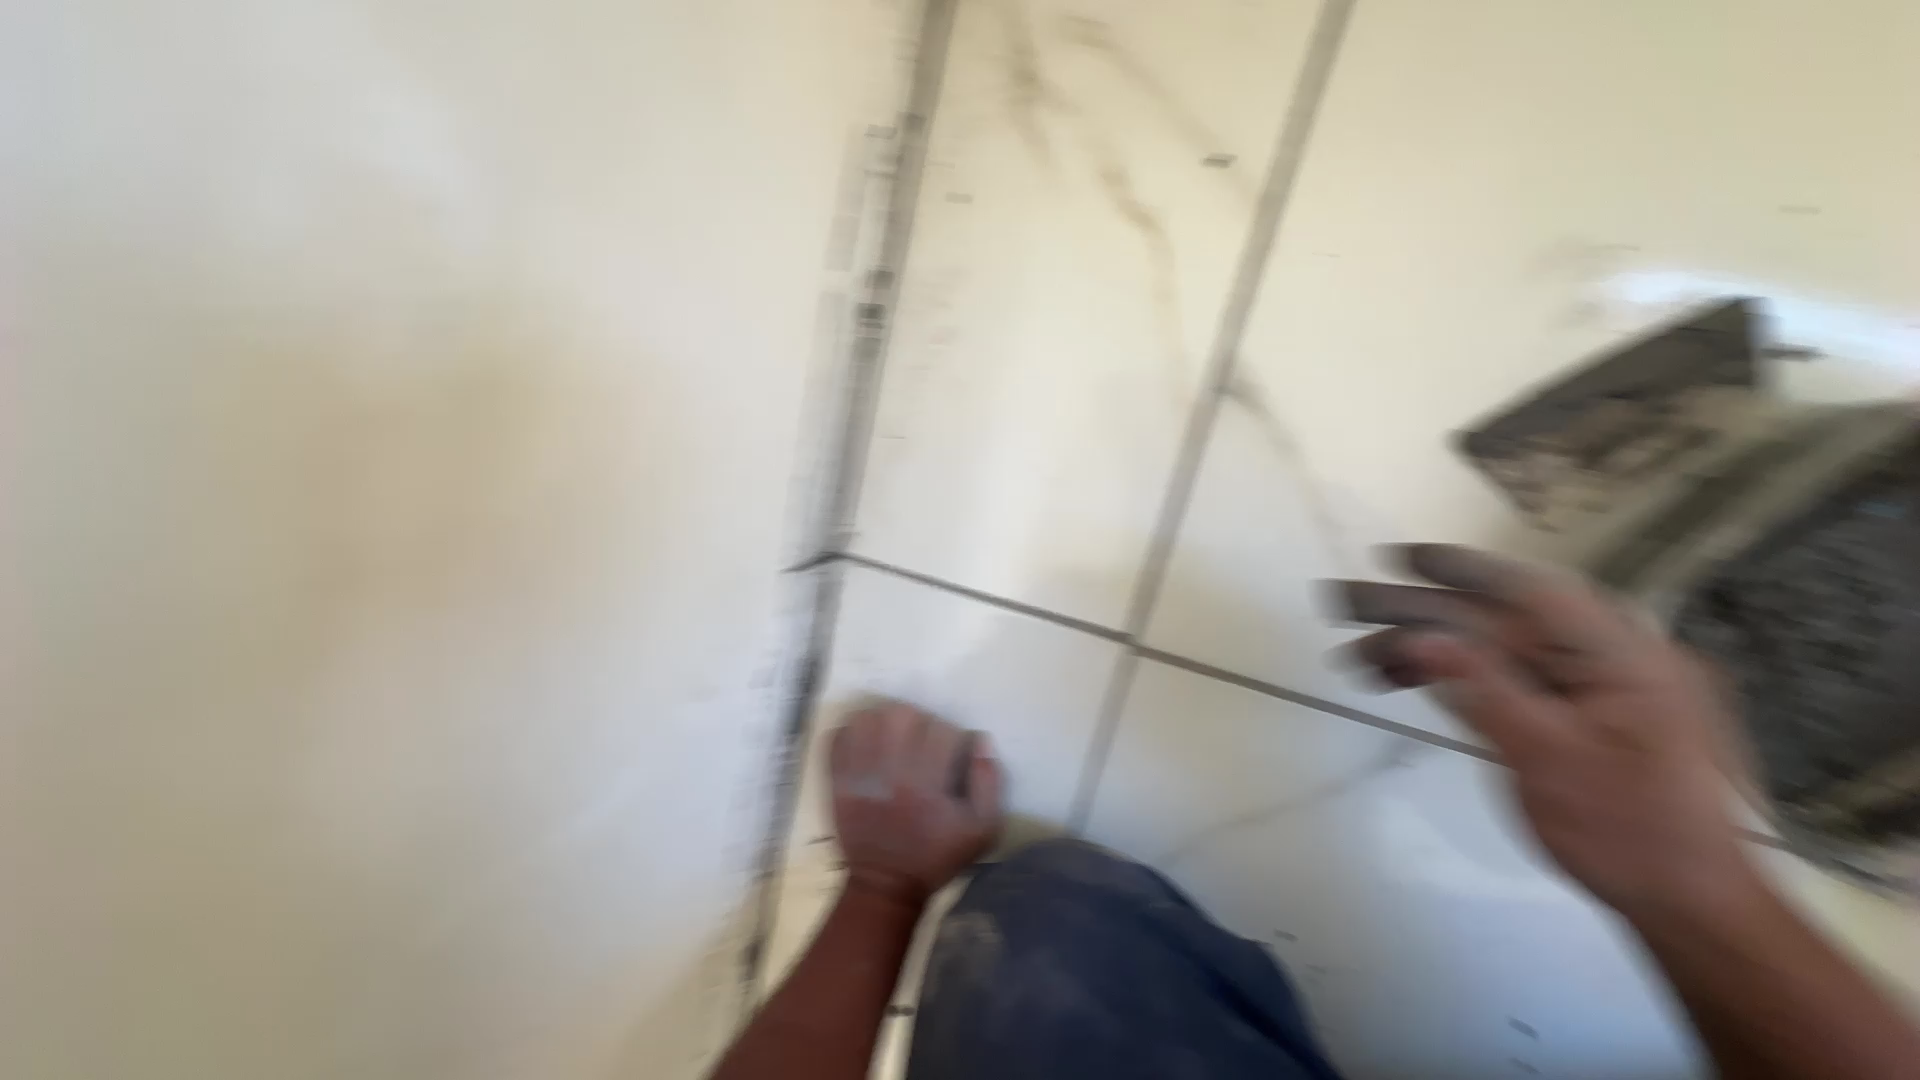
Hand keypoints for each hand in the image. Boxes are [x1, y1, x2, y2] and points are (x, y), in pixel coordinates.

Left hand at [829, 701, 1005, 907]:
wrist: (885, 886)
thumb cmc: (936, 857)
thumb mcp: (982, 829)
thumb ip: (990, 783)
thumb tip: (980, 742)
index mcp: (927, 784)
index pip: (941, 730)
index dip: (951, 736)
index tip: (951, 752)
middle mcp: (890, 773)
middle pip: (902, 715)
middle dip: (918, 720)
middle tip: (922, 738)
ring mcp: (858, 775)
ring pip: (867, 718)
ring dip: (885, 720)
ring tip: (894, 736)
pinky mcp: (836, 781)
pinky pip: (837, 737)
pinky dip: (852, 732)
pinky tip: (867, 743)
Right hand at [1333, 544, 1765, 921]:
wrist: (1691, 909)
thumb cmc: (1630, 833)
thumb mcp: (1548, 758)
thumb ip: (1483, 689)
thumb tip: (1419, 637)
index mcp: (1623, 658)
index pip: (1534, 594)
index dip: (1463, 570)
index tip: (1401, 560)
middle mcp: (1604, 662)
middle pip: (1498, 622)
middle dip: (1419, 613)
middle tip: (1345, 604)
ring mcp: (1585, 693)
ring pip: (1489, 655)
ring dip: (1422, 653)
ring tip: (1357, 660)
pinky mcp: (1567, 720)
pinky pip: (1500, 684)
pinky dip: (1451, 681)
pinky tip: (1402, 681)